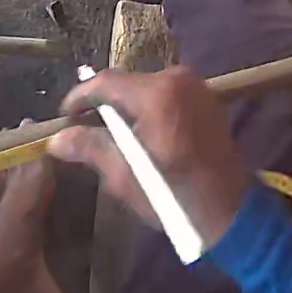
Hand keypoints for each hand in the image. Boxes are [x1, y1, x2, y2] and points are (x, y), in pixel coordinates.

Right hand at [48, 66, 249, 246]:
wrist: (234, 214)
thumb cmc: (175, 197)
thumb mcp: (126, 177)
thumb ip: (90, 148)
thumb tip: (57, 138)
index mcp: (156, 95)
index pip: (104, 82)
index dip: (80, 96)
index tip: (65, 115)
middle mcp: (175, 79)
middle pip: (124, 81)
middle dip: (102, 101)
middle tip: (84, 125)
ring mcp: (194, 85)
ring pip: (144, 86)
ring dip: (125, 104)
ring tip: (110, 130)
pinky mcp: (205, 95)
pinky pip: (164, 91)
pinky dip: (147, 105)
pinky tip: (140, 129)